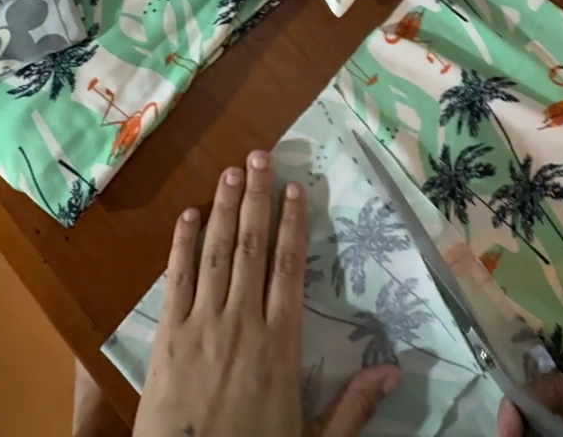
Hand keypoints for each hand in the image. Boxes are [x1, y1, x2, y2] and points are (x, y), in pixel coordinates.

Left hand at [133, 151, 400, 436]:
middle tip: (259, 156)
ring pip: (216, 253)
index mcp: (280, 344)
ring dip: (223, 208)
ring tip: (229, 171)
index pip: (289, 267)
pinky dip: (181, 245)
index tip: (295, 188)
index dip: (293, 223)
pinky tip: (188, 215)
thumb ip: (352, 406)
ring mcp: (201, 325)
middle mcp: (242, 322)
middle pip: (252, 247)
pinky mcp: (168, 337)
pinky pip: (176, 280)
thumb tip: (394, 371)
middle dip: (256, 198)